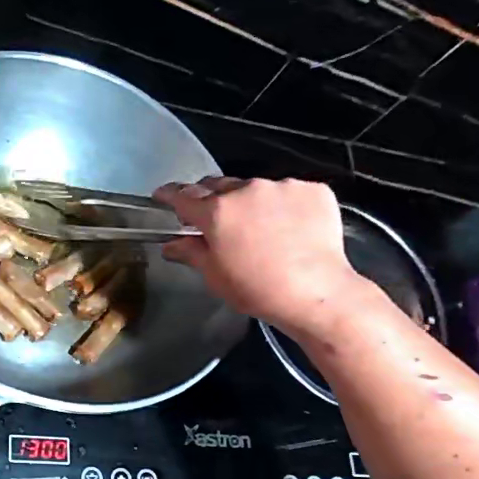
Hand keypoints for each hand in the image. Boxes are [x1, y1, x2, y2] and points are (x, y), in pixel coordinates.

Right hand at [156, 177, 365, 325]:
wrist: (315, 292)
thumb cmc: (257, 289)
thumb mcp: (215, 276)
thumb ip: (191, 253)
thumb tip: (172, 245)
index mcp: (217, 212)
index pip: (183, 196)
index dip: (170, 195)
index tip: (163, 196)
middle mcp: (247, 190)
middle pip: (219, 186)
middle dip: (211, 199)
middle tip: (213, 220)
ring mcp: (283, 187)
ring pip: (256, 189)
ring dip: (250, 204)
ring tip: (259, 231)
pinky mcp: (313, 190)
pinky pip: (289, 193)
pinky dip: (283, 207)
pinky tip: (289, 230)